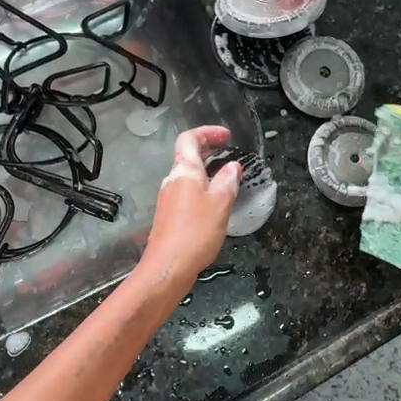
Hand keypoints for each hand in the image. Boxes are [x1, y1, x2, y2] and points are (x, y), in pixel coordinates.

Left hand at [133, 126, 240, 299]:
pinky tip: (216, 205)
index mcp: (184, 171)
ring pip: (189, 176)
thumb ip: (228, 180)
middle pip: (188, 156)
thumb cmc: (195, 232)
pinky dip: (203, 190)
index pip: (189, 139)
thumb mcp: (220, 203)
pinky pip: (188, 193)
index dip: (207, 132)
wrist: (168, 268)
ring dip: (208, 172)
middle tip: (230, 154)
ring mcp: (169, 199)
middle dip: (210, 151)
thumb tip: (233, 166)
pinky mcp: (170, 216)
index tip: (226, 137)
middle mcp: (172, 180)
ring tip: (228, 181)